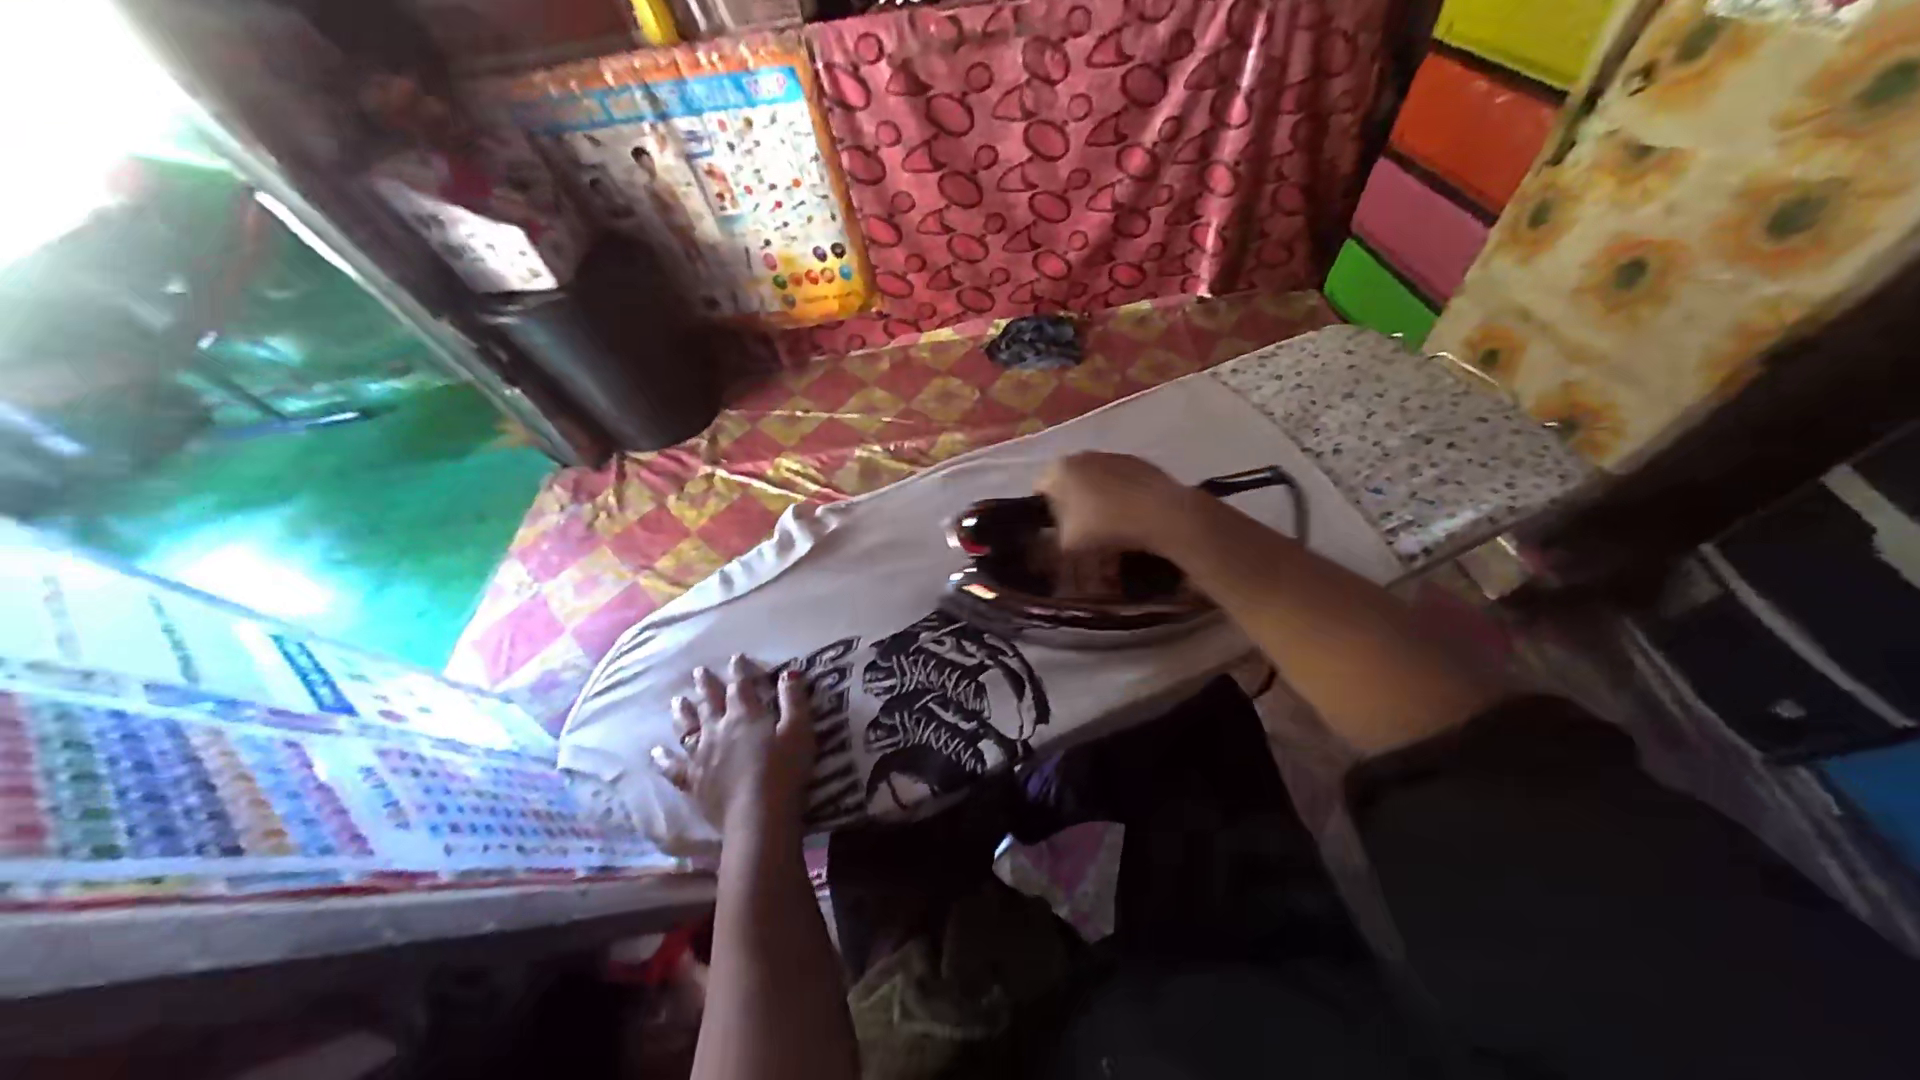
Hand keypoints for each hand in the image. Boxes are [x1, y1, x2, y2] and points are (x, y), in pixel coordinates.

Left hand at [653, 656, 813, 834]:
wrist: (757, 816)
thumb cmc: (784, 771)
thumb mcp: (799, 731)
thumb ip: (793, 700)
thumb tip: (788, 672)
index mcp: (745, 715)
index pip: (740, 685)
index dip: (739, 670)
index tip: (736, 657)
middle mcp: (718, 730)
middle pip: (710, 702)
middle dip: (706, 685)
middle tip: (699, 671)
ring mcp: (702, 756)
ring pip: (688, 728)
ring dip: (683, 712)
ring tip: (677, 700)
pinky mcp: (694, 782)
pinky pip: (674, 768)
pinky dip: (663, 759)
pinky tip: (655, 753)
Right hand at [1035, 452, 1199, 556]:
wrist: (1163, 514)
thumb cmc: (1107, 525)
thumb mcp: (1069, 542)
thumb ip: (1052, 538)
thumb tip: (1052, 538)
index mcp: (1060, 469)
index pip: (1040, 488)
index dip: (1044, 512)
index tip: (1055, 530)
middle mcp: (1082, 455)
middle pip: (1067, 482)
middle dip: (1071, 504)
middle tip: (1080, 530)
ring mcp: (1112, 456)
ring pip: (1094, 480)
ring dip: (1095, 499)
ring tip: (1107, 525)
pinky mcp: (1138, 462)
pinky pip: (1118, 481)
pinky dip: (1118, 495)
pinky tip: (1128, 516)